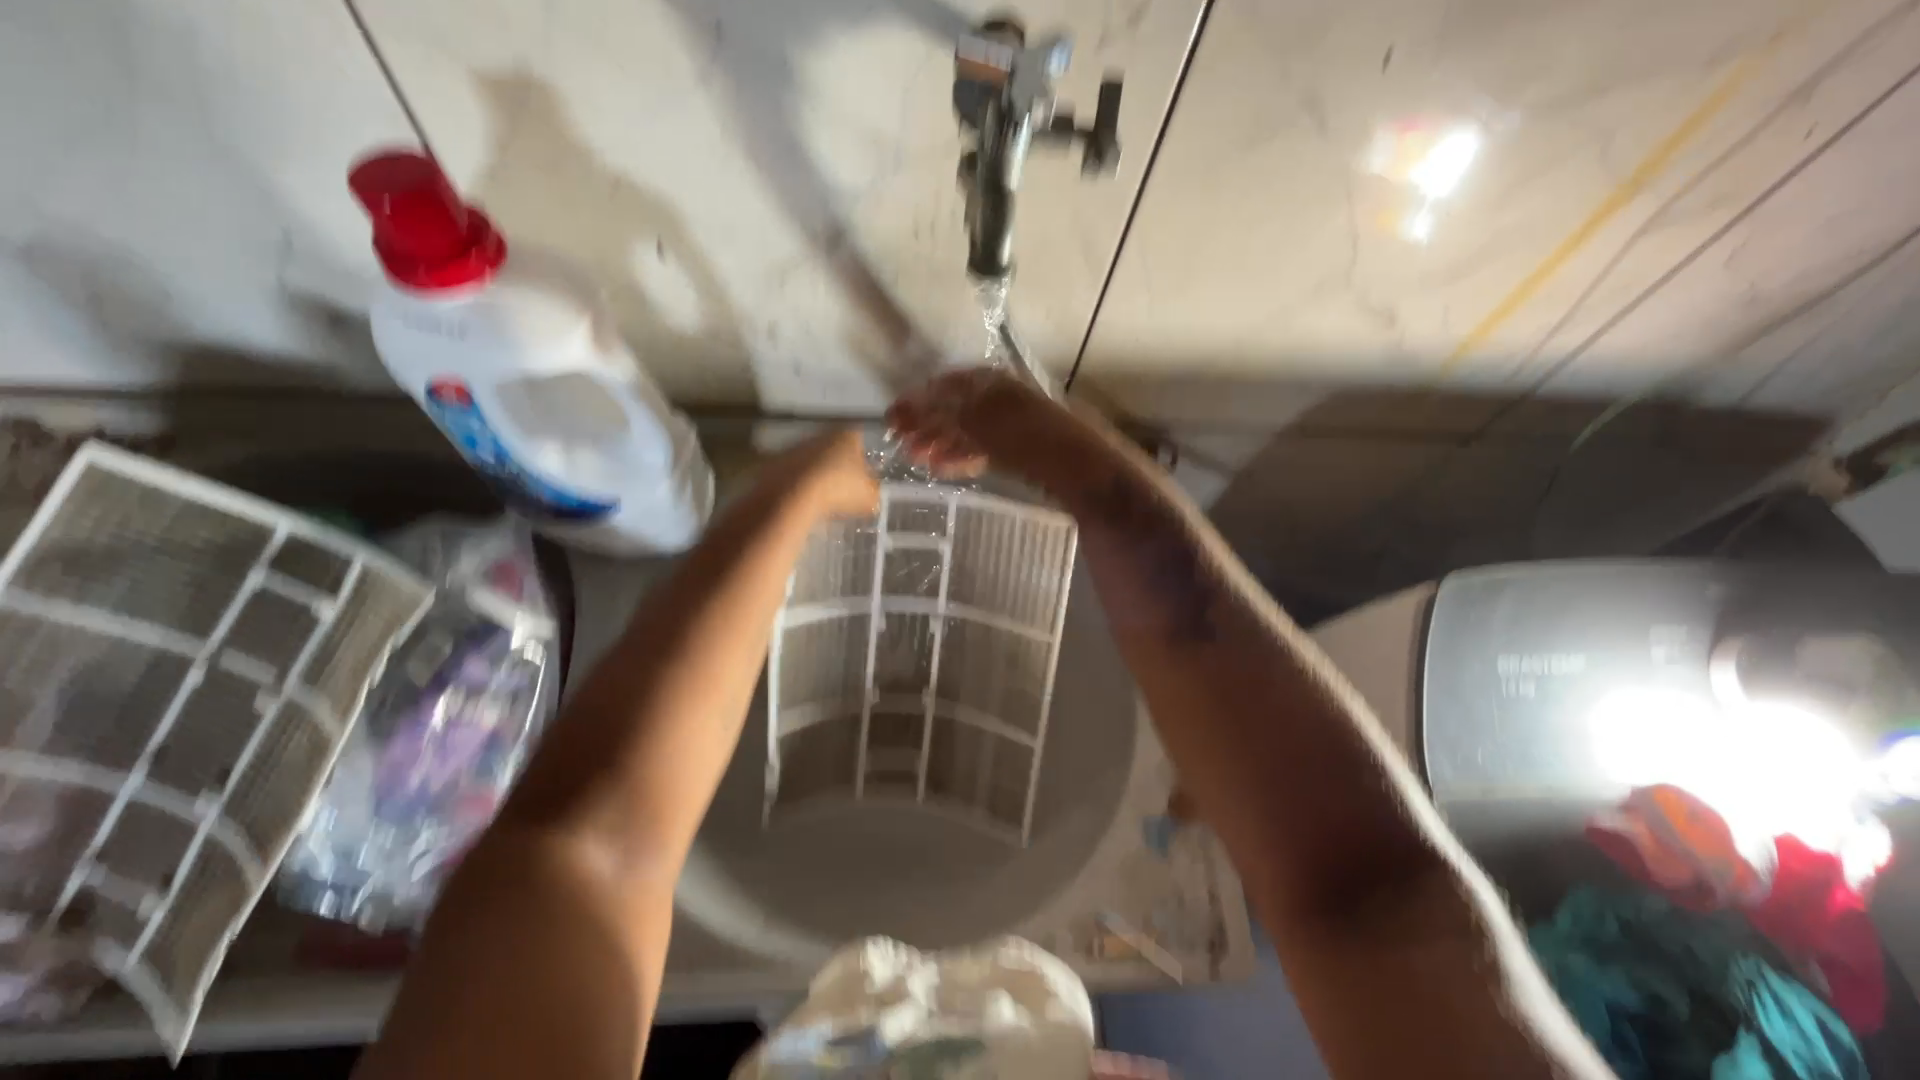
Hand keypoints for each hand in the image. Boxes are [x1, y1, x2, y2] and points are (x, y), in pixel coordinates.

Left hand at [780, 427, 879, 518]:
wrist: (793, 495)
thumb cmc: (840, 489)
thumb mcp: (869, 496)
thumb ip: (873, 491)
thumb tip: (871, 493)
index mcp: (848, 435)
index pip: (860, 442)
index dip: (862, 461)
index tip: (862, 479)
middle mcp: (821, 434)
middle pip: (834, 449)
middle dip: (838, 466)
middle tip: (843, 490)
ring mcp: (796, 446)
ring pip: (812, 460)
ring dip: (816, 475)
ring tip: (821, 499)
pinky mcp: (775, 461)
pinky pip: (793, 473)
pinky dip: (798, 484)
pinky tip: (802, 501)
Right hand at [885, 367, 1060, 477]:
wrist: (1077, 468)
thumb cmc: (1024, 437)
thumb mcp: (973, 420)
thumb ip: (936, 412)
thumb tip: (902, 406)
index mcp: (988, 382)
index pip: (943, 385)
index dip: (915, 400)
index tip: (892, 419)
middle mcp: (999, 397)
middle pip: (954, 408)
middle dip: (925, 425)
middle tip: (900, 444)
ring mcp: (1011, 424)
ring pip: (967, 431)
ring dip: (939, 443)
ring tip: (916, 460)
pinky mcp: (1021, 451)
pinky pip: (983, 449)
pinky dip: (962, 456)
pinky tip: (944, 468)